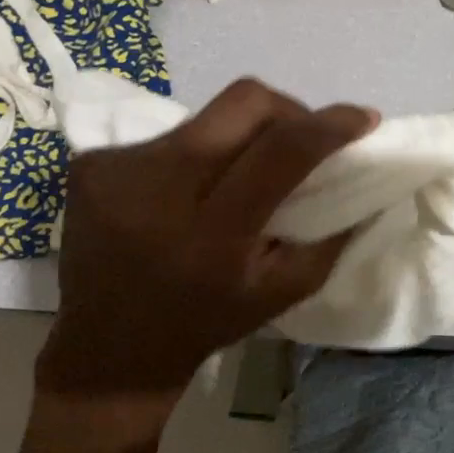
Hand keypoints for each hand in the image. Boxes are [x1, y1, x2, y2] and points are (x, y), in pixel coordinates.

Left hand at [40, 79, 377, 398]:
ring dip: (241, 135)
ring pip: (208, 115)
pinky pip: (170, 134)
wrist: (107, 348)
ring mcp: (117, 170)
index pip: (280, 151)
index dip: (329, 125)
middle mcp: (159, 190)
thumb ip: (331, 235)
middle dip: (288, 110)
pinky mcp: (89, 163)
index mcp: (213, 234)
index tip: (364, 119)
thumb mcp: (284, 291)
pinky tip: (193, 188)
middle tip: (302, 136)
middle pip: (243, 103)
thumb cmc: (208, 321)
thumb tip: (364, 180)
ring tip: (241, 171)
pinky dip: (199, 152)